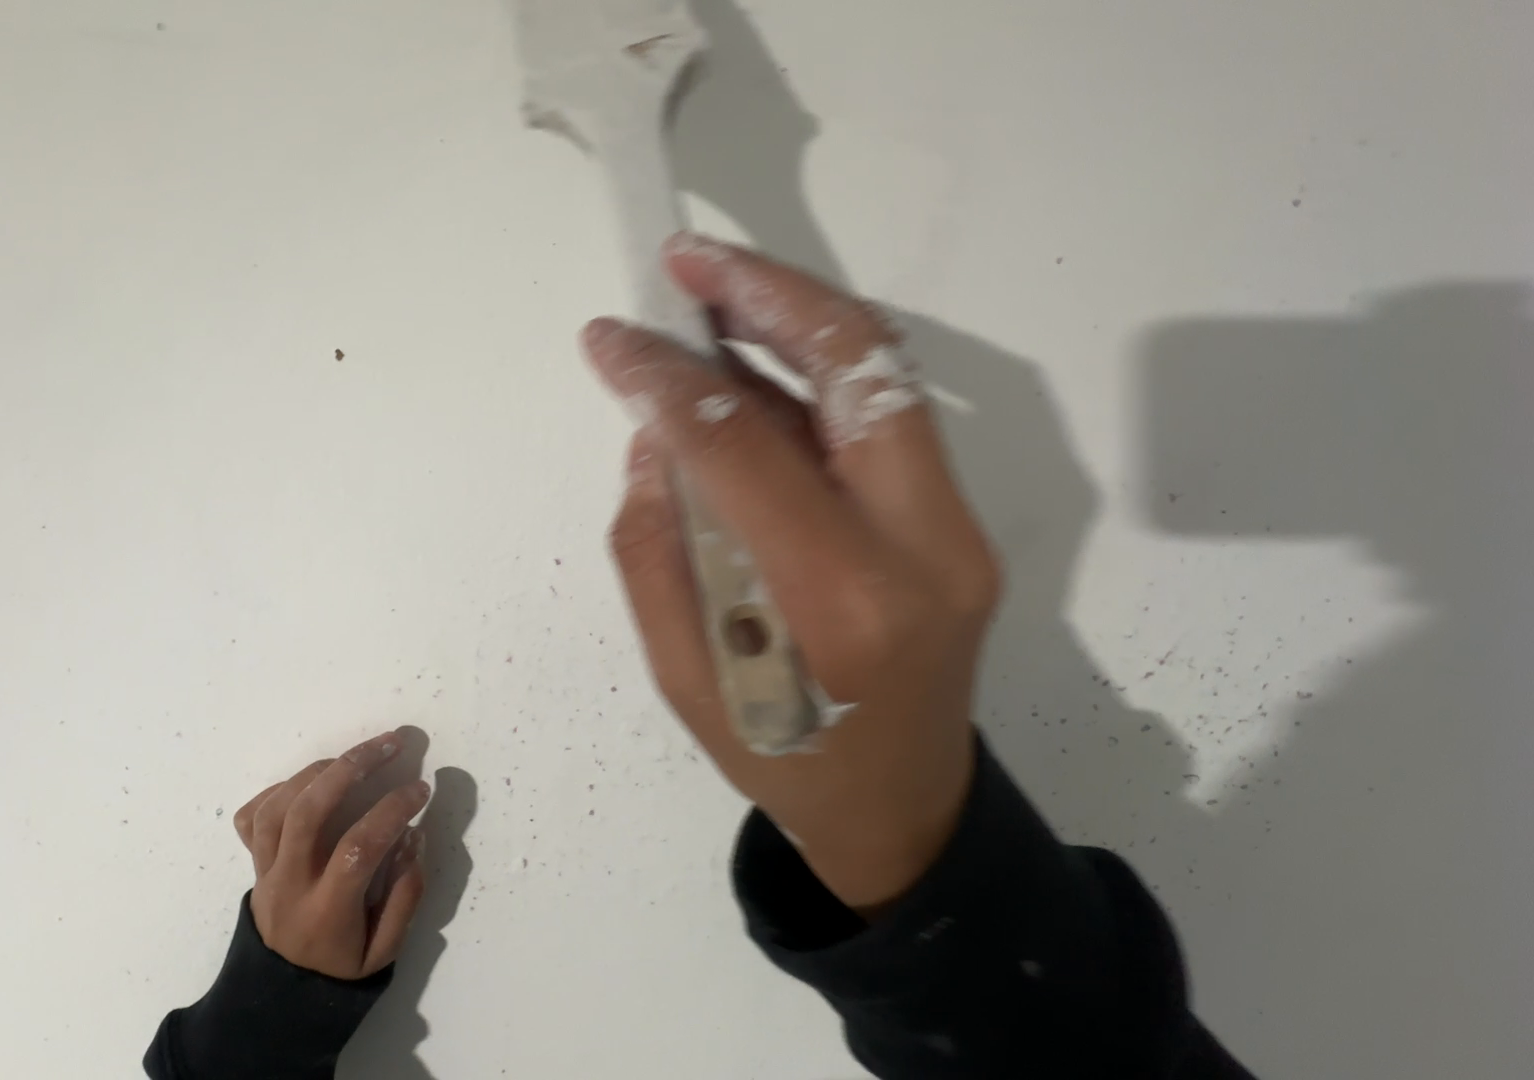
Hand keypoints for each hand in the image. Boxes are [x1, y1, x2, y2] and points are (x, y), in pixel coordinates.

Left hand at [231, 732, 430, 978]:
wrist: (278, 994)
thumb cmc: (340, 968)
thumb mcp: (384, 951)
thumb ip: (405, 896)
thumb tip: (413, 836)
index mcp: (326, 911)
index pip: (357, 848)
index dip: (392, 811)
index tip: (421, 790)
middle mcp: (289, 884)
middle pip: (308, 811)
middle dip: (352, 767)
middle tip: (391, 743)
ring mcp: (265, 870)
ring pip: (278, 806)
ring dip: (320, 770)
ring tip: (356, 756)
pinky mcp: (253, 862)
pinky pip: (253, 815)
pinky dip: (280, 788)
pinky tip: (314, 781)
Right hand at [582, 234, 1002, 913]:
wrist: (902, 807)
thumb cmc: (778, 757)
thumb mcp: (681, 673)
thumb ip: (654, 547)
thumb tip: (655, 433)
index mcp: (837, 601)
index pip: (741, 445)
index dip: (664, 378)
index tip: (609, 340)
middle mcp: (920, 547)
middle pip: (858, 367)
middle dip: (765, 291)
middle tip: (686, 259)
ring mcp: (956, 530)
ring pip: (882, 378)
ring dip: (795, 318)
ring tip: (714, 291)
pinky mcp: (959, 523)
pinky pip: (883, 420)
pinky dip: (815, 376)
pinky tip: (754, 366)